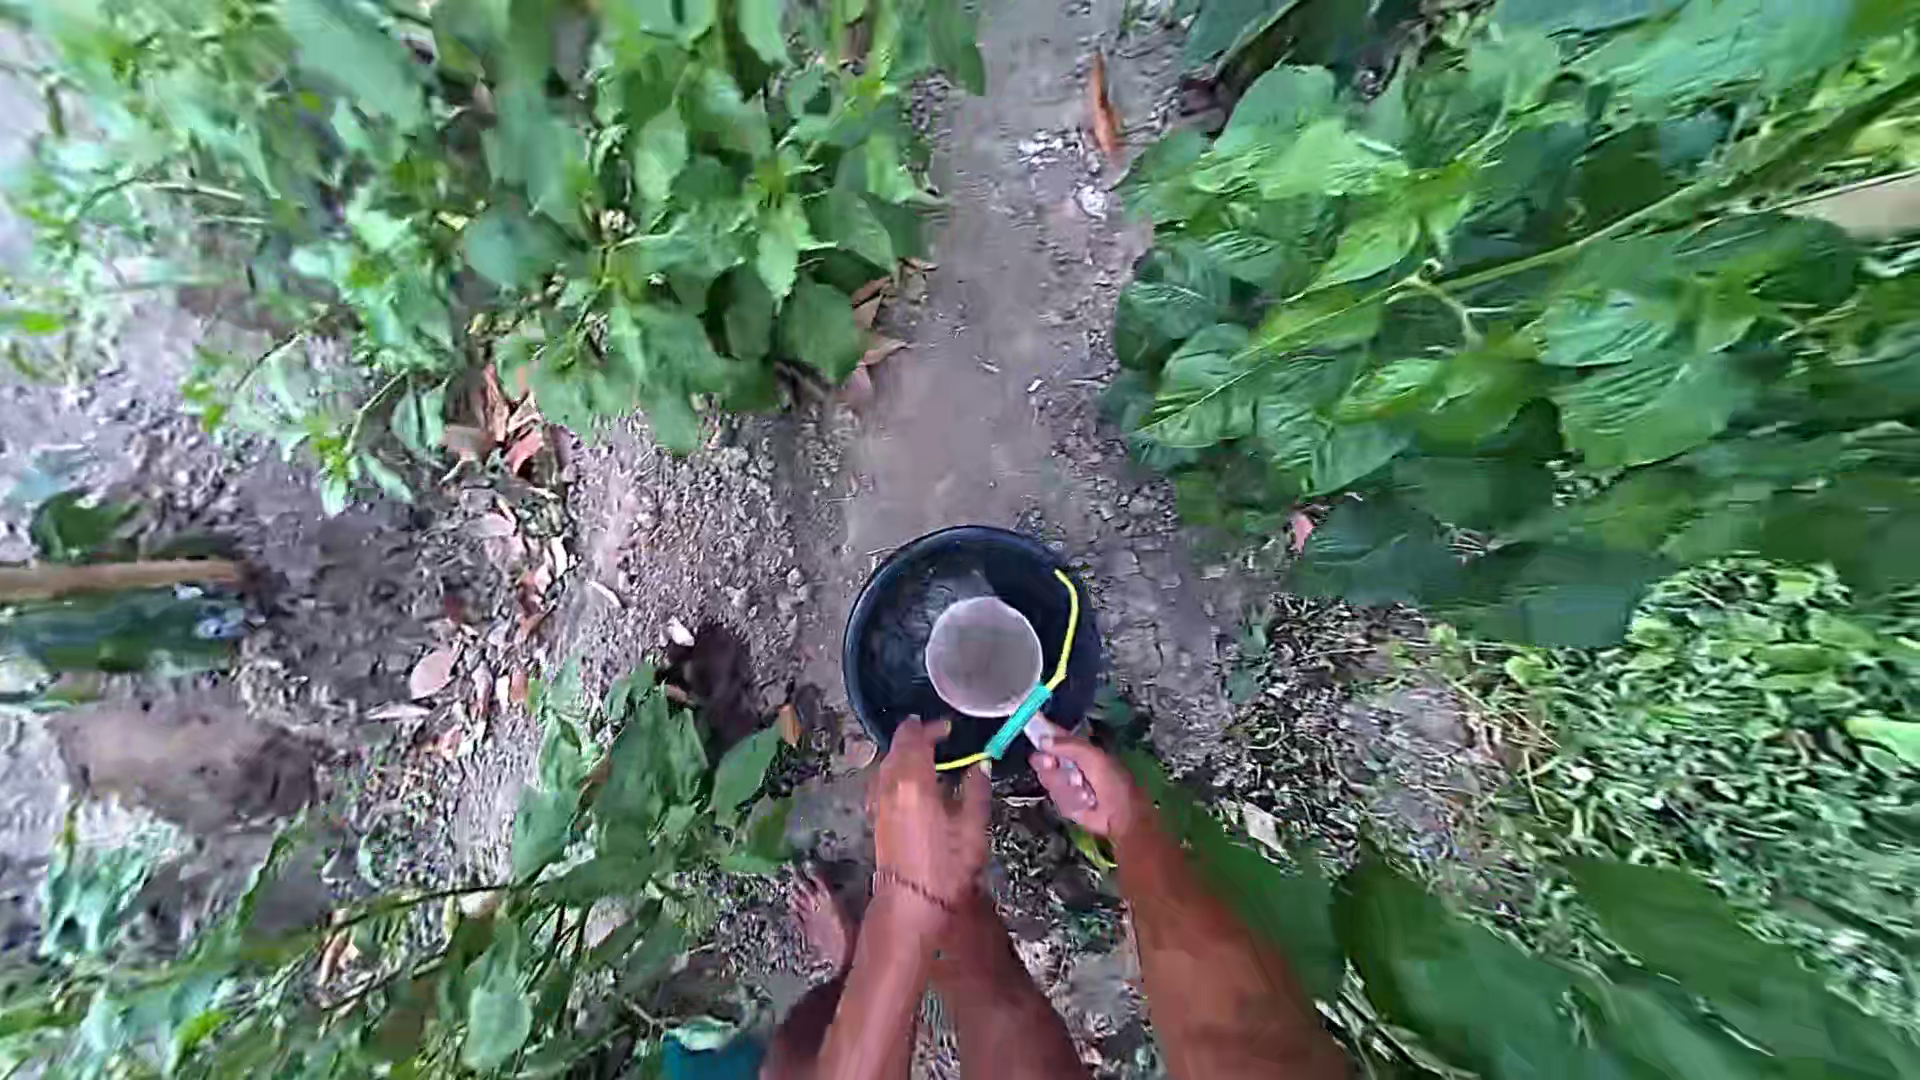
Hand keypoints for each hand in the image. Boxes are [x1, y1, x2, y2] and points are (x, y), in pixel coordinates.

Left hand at [868, 718, 990, 918]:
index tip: (948, 728)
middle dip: (915, 734)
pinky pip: (882, 777)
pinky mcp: (876, 815)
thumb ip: (976, 789)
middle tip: (936, 733)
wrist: (910, 906)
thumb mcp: (972, 828)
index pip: (917, 739)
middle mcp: (890, 785)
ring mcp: (879, 800)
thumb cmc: (945, 868)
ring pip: (887, 760)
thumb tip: (980, 764)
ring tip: (925, 751)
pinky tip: (910, 778)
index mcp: (914, 781)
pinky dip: (894, 767)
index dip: (932, 728)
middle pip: (897, 745)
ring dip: (903, 749)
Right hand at [1029, 717, 1146, 842]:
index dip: (1041, 736)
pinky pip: (1057, 799)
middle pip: (1043, 761)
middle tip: (1053, 765)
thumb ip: (1068, 745)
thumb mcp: (1093, 756)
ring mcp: (1066, 785)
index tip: (1034, 736)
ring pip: (1049, 782)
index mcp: (1076, 748)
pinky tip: (1086, 803)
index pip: (1052, 738)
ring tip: (1085, 792)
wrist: (1123, 816)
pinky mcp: (1066, 804)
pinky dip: (1072, 802)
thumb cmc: (1113, 781)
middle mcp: (1068, 765)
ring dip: (1066, 788)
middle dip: (1048, 766)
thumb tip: (1042, 740)